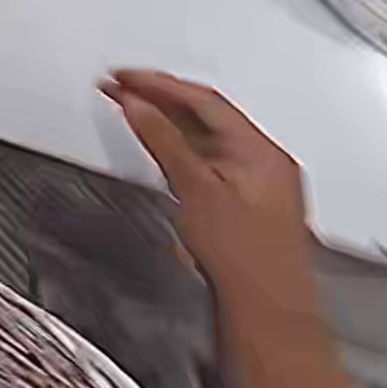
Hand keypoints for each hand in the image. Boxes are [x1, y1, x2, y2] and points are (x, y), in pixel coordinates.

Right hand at [102, 69, 320, 316]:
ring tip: (125, 99)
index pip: (203, 100)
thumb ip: (163, 139)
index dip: (160, 83)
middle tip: (120, 82)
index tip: (125, 75)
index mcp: (261, 152)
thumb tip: (138, 103)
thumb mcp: (195, 188)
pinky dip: (170, 136)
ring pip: (199, 129)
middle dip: (158, 94)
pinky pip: (199, 148)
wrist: (266, 311)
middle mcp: (261, 159)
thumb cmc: (245, 258)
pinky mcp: (237, 191)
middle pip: (202, 111)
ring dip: (161, 114)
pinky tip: (150, 131)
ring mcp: (251, 176)